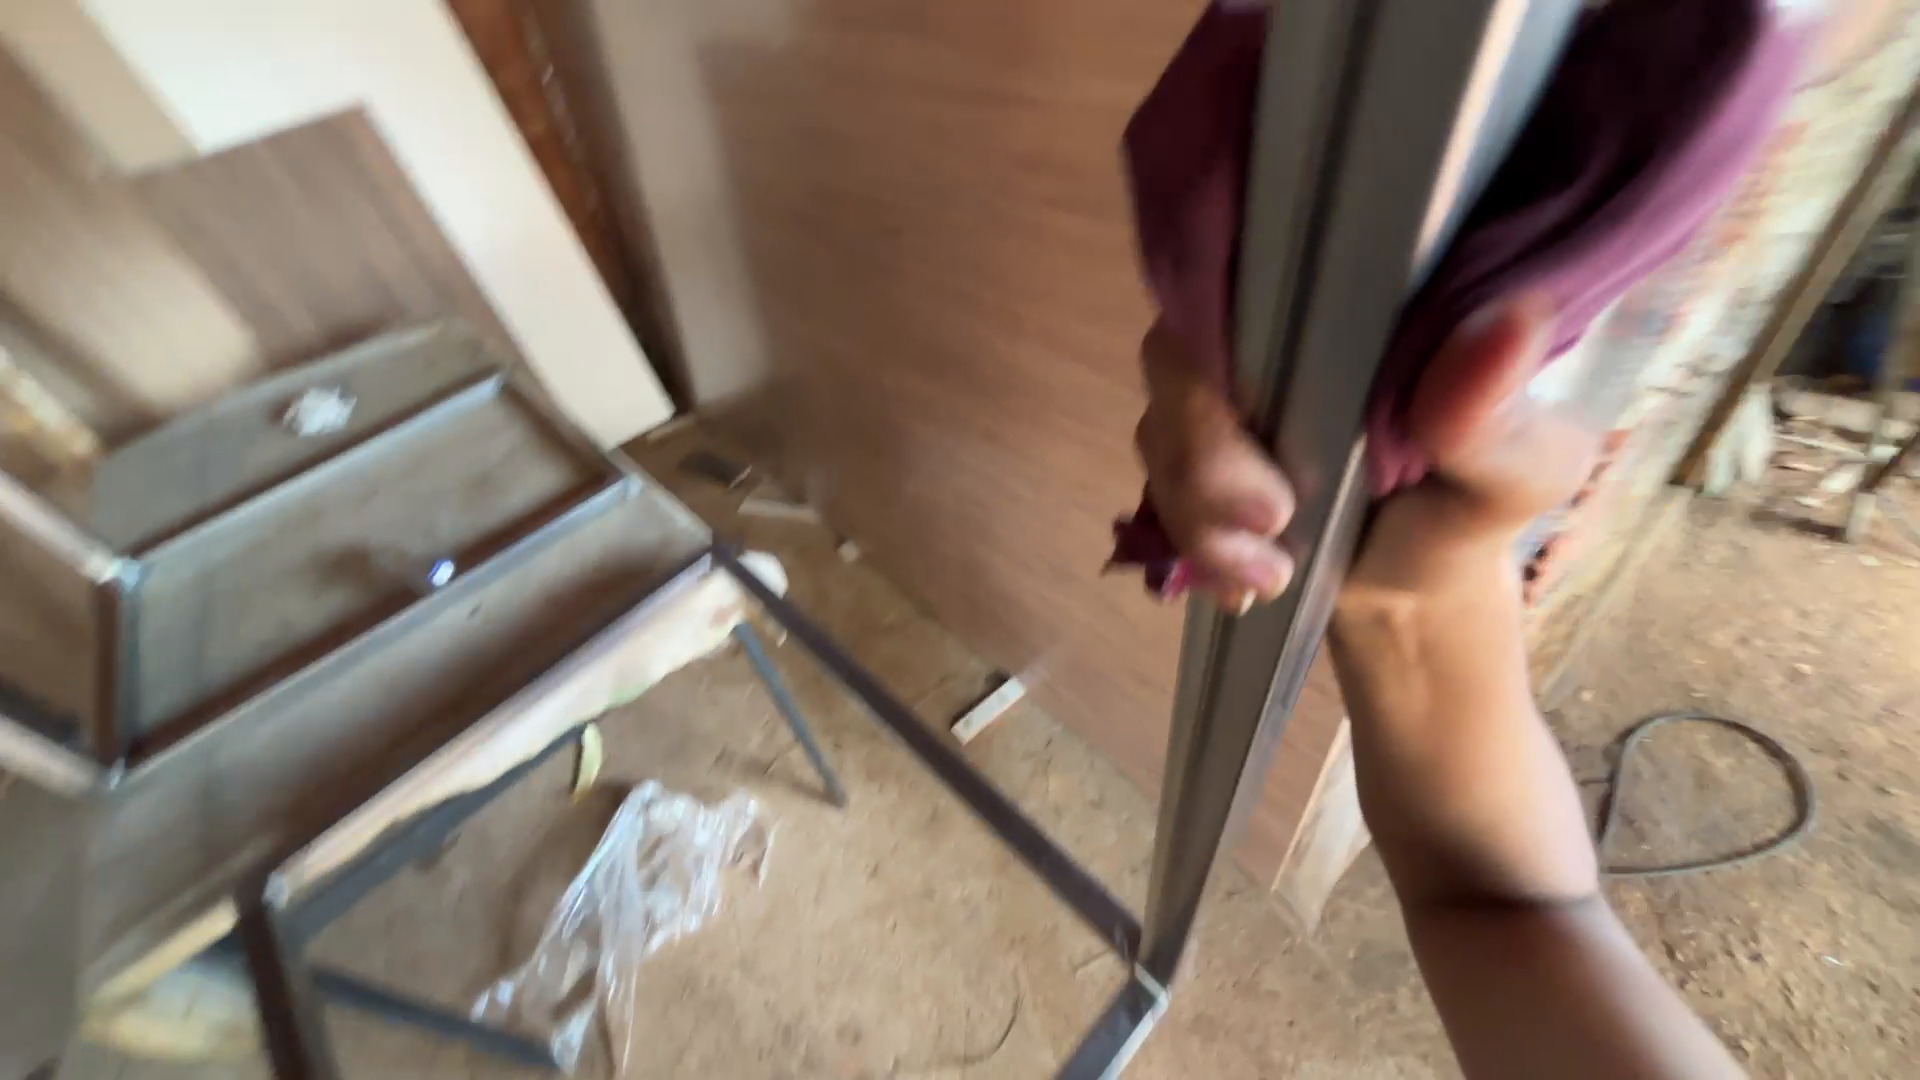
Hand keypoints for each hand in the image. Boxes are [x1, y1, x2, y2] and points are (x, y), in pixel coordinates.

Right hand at [1134, 294, 1590, 610]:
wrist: (1407, 585)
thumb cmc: (1468, 513)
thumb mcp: (1518, 475)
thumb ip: (1501, 421)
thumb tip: (1504, 325)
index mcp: (1343, 307)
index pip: (1243, 282)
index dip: (1223, 361)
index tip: (1266, 459)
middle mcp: (1264, 341)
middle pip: (1177, 362)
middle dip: (1202, 460)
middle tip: (1270, 529)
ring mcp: (1215, 403)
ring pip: (1157, 435)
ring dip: (1197, 518)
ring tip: (1268, 577)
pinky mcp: (1189, 460)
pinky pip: (1154, 490)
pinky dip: (1186, 543)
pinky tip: (1234, 584)